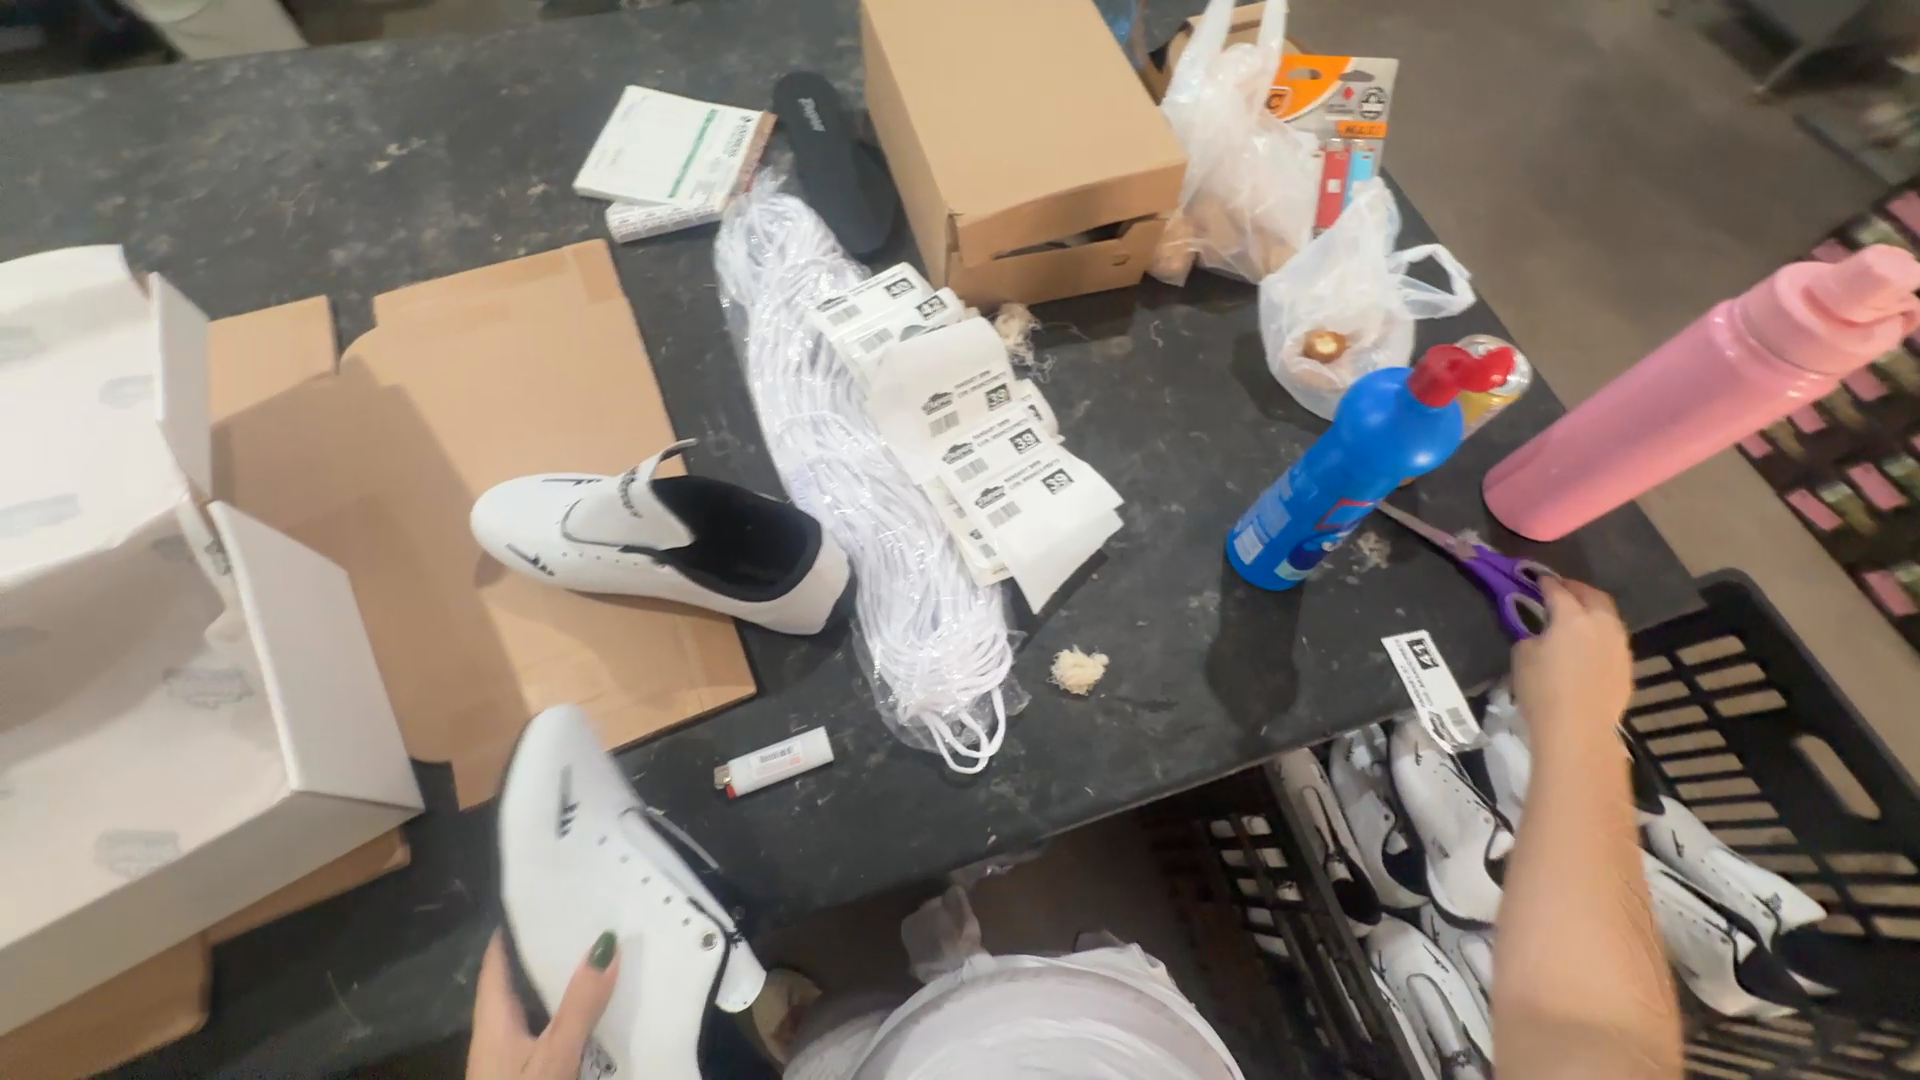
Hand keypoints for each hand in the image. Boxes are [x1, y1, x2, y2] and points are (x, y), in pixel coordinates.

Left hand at [468, 930, 619, 1079]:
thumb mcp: (556, 1053)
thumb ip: (580, 1002)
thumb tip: (606, 941)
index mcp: (493, 1021)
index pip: (495, 964)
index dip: (511, 931)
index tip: (538, 899)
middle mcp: (496, 1035)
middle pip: (516, 983)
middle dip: (544, 953)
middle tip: (581, 918)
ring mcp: (508, 1057)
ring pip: (534, 1006)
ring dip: (558, 983)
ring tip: (594, 953)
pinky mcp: (525, 1072)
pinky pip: (546, 1028)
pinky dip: (566, 1010)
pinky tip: (592, 1007)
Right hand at [1510, 577, 1632, 755]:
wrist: (1577, 727)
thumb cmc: (1541, 688)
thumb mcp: (1522, 654)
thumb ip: (1532, 635)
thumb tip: (1541, 633)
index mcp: (1572, 618)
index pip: (1558, 591)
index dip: (1546, 583)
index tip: (1537, 579)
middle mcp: (1601, 624)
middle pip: (1593, 596)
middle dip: (1576, 588)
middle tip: (1560, 588)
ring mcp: (1619, 645)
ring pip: (1608, 616)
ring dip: (1592, 608)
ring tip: (1577, 612)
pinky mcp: (1626, 665)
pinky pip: (1613, 637)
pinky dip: (1600, 630)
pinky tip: (1587, 640)